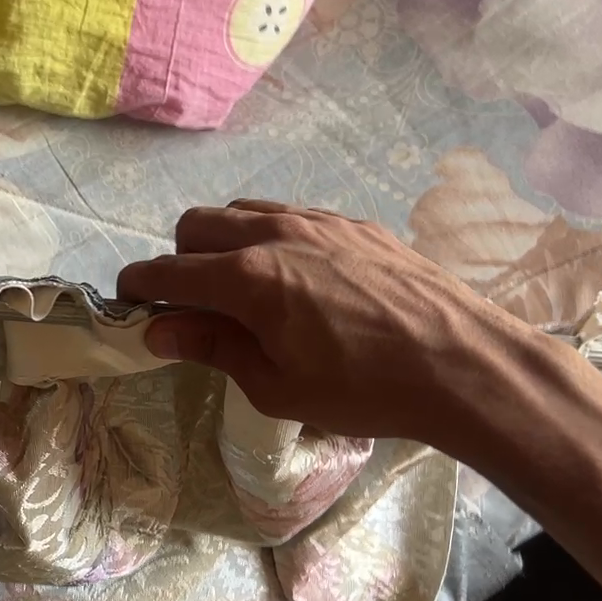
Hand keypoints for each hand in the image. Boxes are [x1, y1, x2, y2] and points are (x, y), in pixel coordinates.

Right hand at [117, 201, 561, 447]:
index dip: (137, 285)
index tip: (130, 301)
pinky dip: (270, 237)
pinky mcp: (353, 223)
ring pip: (240, 211)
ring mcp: (316, 221)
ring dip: (224, 242)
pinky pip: (288, 214)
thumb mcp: (276, 386)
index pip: (166, 271)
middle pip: (194, 225)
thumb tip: (157, 331)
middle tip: (198, 301)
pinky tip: (299, 276)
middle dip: (179, 259)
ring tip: (248, 284)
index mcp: (247, 278)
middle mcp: (273, 234)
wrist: (471, 367)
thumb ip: (211, 348)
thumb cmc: (366, 390)